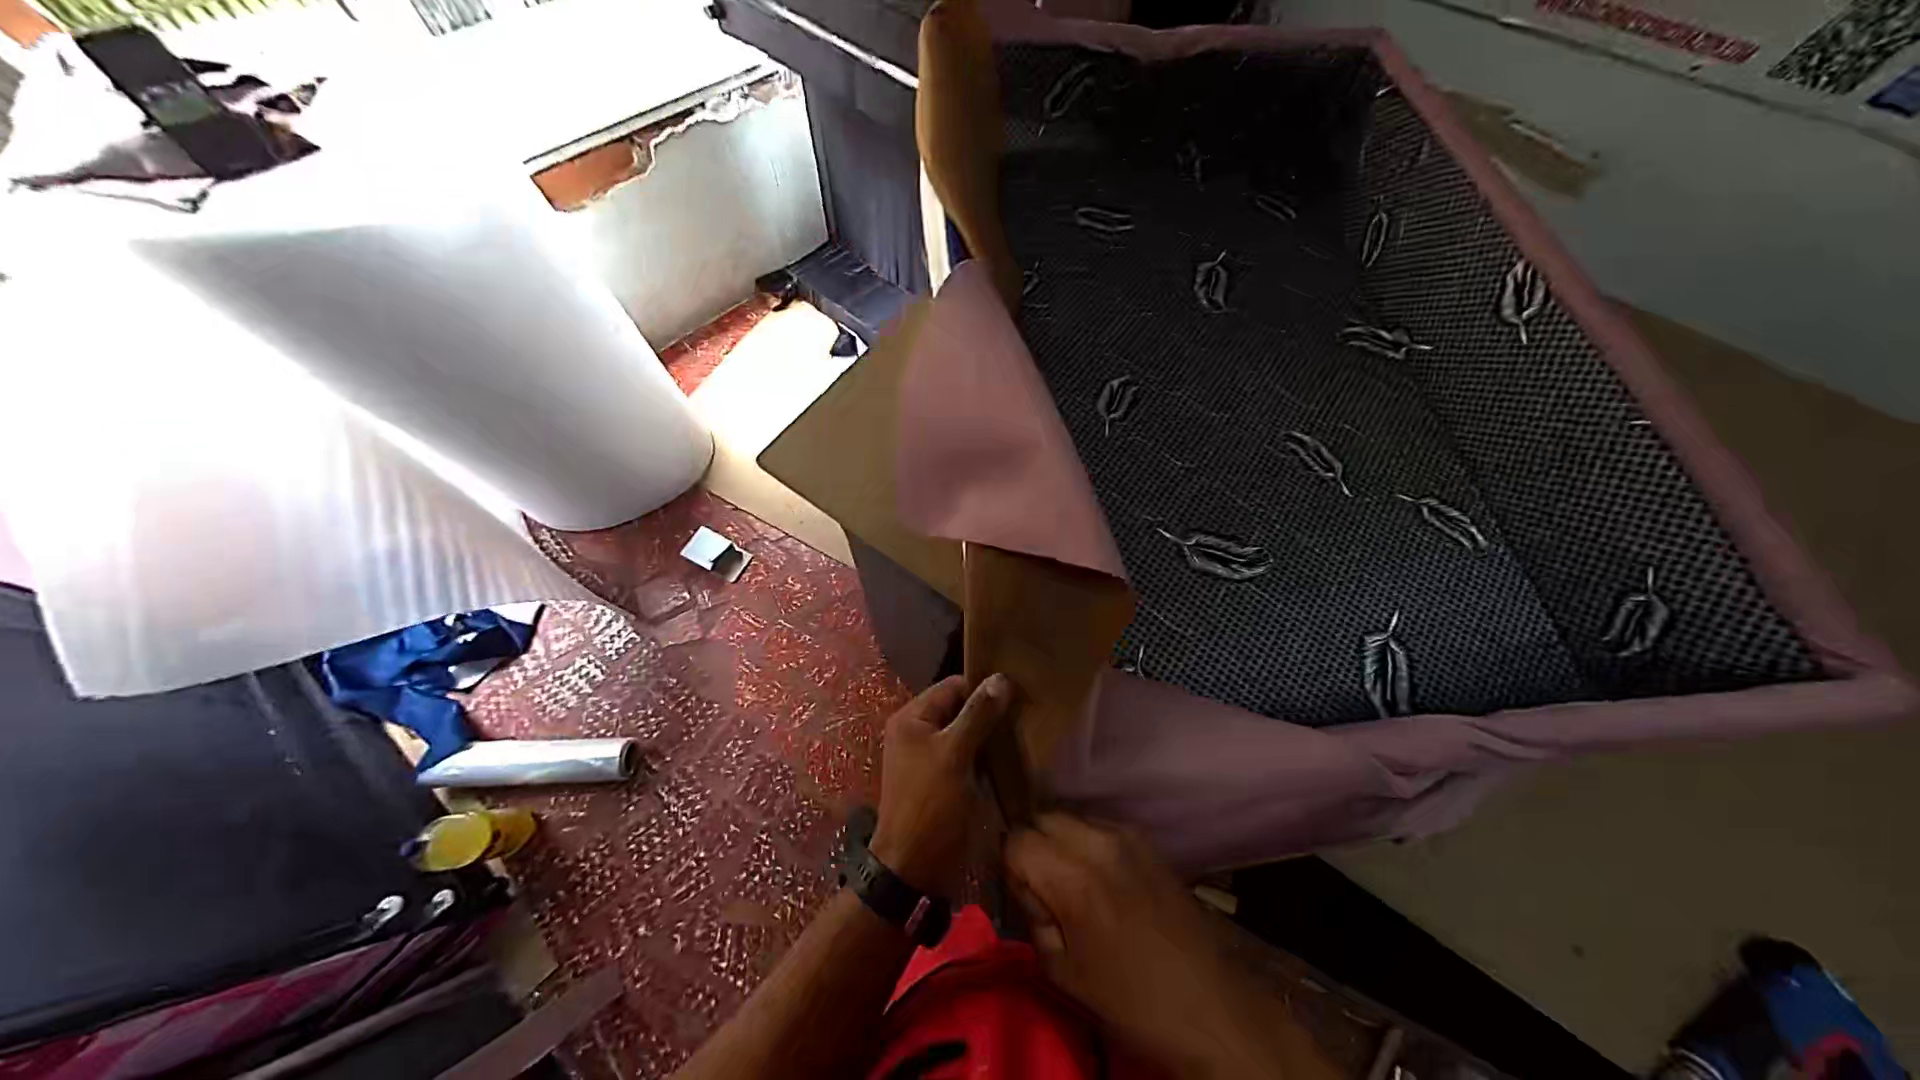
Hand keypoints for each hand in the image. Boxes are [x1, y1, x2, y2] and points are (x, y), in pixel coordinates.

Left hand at [869, 674, 1013, 896]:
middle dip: (991, 712)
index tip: (1019, 695)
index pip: (953, 686)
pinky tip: (1015, 758)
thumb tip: (1001, 678)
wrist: (915, 868)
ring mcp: (932, 758)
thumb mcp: (954, 755)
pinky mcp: (946, 781)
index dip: (983, 688)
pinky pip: (970, 756)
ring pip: (968, 733)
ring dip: (993, 735)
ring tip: (1027, 734)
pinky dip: (989, 755)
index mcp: (912, 718)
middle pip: (961, 708)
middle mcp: (919, 733)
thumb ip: (978, 715)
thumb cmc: (931, 806)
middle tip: (1028, 715)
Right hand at [1006, 815, 1335, 1079]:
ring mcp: (1127, 835)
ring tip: (1076, 883)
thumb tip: (1026, 883)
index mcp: (1072, 877)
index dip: (1012, 866)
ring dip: (1061, 841)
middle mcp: (1098, 841)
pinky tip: (1103, 880)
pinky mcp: (1147, 840)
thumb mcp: (1060, 969)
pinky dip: (1088, 843)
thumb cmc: (1128, 999)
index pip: (1016, 839)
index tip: (1026, 895)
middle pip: (1041, 817)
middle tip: (1047, 888)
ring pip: (1070, 817)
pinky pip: (1099, 825)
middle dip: (1034, 846)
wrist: (1209, 1004)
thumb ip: (1032, 915)